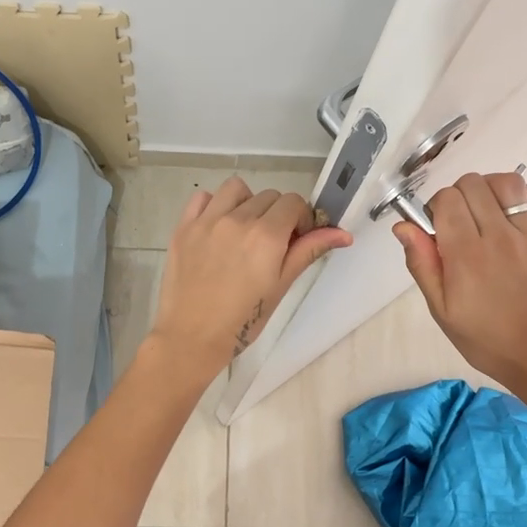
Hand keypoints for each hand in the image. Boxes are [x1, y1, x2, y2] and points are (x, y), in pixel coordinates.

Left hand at [151, 177, 352, 373]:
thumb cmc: (242, 321)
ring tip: (243, 231)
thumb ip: (308, 252)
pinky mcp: (183, 228)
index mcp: (266, 235)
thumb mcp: (281, 286)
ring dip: (246, 202)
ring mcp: (207, 221)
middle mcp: (237, 219)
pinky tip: (216, 228)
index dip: (301, 219)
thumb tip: (343, 234)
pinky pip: (202, 198)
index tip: (295, 240)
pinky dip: (213, 205)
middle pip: (268, 196)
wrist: (192, 338)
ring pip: (236, 189)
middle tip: (270, 245)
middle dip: (276, 215)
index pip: (294, 203)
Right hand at [394, 172, 526, 387]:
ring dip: (489, 189)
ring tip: (485, 214)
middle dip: (457, 197)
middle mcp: (499, 236)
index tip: (436, 231)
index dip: (434, 209)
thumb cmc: (485, 339)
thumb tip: (404, 227)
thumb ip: (422, 264)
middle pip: (472, 184)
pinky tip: (516, 213)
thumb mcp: (441, 310)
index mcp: (466, 255)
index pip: (446, 200)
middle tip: (457, 225)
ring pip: (507, 182)